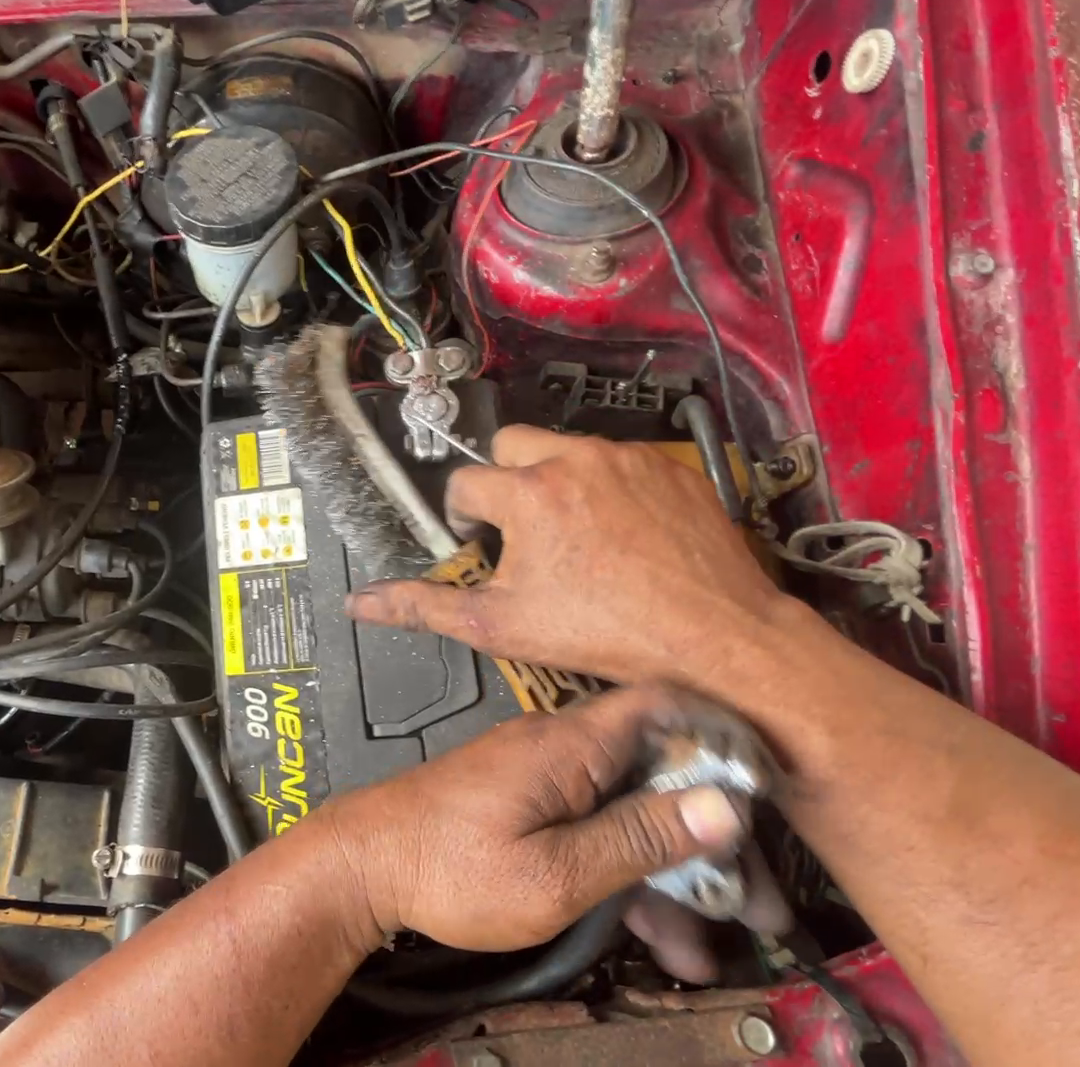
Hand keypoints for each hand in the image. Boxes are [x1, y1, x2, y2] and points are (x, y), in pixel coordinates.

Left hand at [311, 685, 755, 954]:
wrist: (362, 866)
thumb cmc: (449, 870)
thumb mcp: (554, 873)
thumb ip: (637, 839)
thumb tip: (724, 804)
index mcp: (567, 745)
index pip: (663, 707)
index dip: (723, 738)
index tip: (772, 796)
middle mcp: (557, 747)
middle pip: (654, 771)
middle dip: (709, 838)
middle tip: (757, 907)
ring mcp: (539, 774)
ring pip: (625, 808)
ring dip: (668, 870)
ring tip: (711, 941)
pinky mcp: (524, 801)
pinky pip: (588, 824)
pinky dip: (620, 869)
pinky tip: (651, 930)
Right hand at [343, 425, 784, 684]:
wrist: (718, 637)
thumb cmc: (604, 633)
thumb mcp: (499, 626)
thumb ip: (423, 606)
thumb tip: (361, 603)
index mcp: (527, 493)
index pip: (465, 482)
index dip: (464, 517)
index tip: (484, 546)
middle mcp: (574, 459)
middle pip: (510, 443)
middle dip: (504, 480)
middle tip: (523, 530)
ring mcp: (628, 458)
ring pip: (565, 447)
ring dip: (554, 480)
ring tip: (575, 534)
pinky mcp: (670, 467)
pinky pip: (618, 460)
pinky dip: (606, 486)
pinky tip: (621, 532)